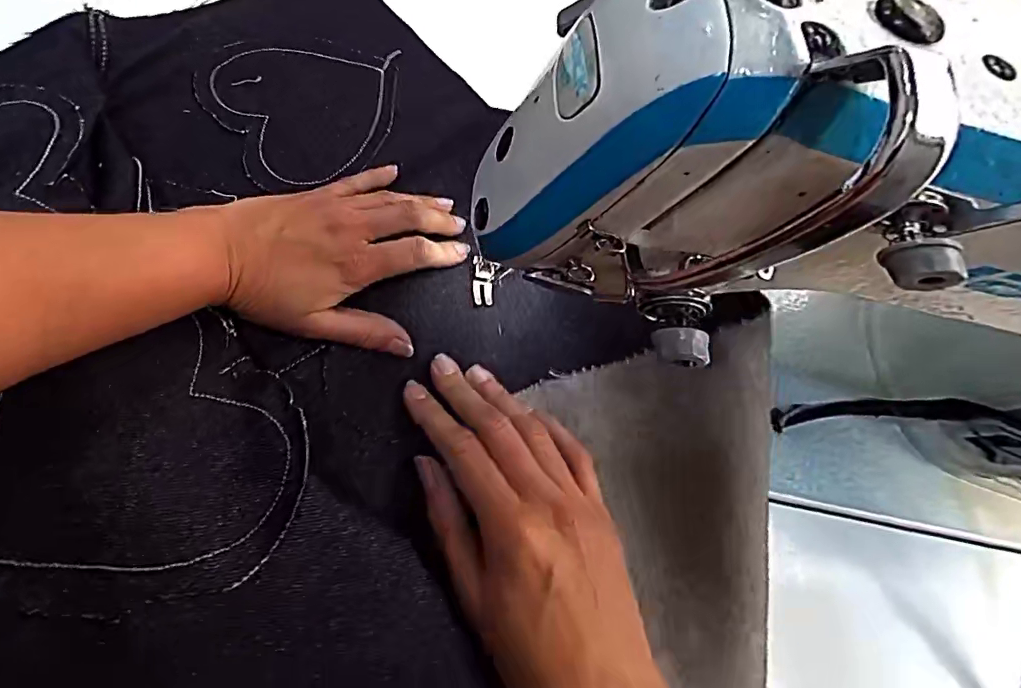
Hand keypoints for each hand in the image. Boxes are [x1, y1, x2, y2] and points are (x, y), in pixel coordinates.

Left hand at [198, 164, 467, 355]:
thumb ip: (364, 331)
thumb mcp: (314, 322)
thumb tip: (404, 345)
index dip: (442, 252)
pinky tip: (394, 172)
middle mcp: (356, 229)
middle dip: (439, 221)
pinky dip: (379, 176)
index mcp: (358, 264)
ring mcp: (339, 206)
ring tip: (443, 203)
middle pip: (410, 219)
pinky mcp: (322, 194)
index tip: (460, 253)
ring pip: (391, 198)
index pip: (414, 253)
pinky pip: (358, 181)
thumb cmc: (265, 292)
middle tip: (459, 224)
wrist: (223, 251)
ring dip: (420, 200)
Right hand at [404, 355, 664, 687]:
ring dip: (504, 397)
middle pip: (499, 429)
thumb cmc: (530, 654)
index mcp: (512, 526)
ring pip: (536, 430)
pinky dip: (551, 424)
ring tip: (478, 374)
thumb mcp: (473, 598)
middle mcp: (549, 501)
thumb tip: (428, 467)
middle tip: (443, 365)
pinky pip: (575, 451)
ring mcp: (580, 499)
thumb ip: (449, 525)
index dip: (435, 417)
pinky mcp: (601, 506)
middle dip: (465, 392)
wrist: (604, 687)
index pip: (464, 451)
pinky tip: (532, 409)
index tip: (416, 393)